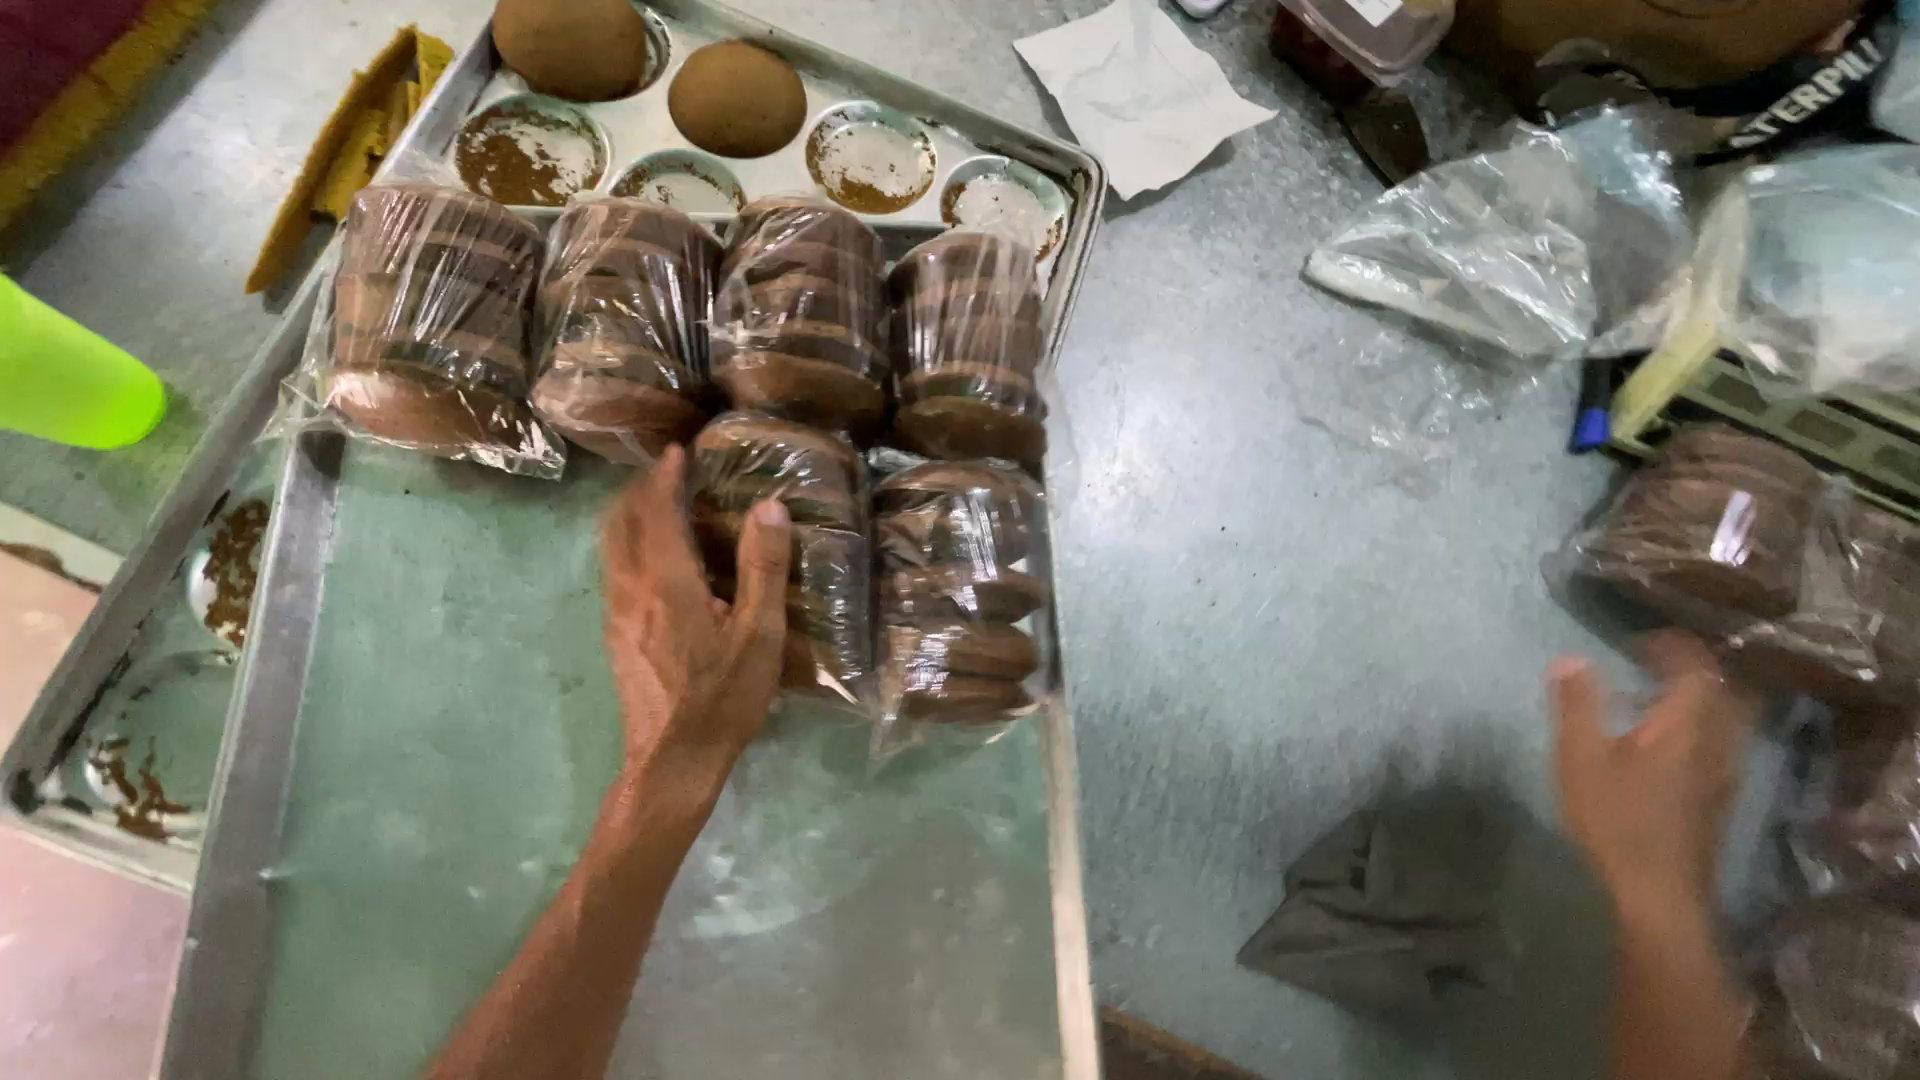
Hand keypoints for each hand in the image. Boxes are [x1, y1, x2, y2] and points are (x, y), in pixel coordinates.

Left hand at [600, 446, 790, 772]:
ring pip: (611, 548)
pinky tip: (655, 561)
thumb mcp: (759, 635)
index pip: (654, 511)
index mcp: (666, 583)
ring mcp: (616, 616)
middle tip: (666, 472)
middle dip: (639, 490)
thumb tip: (770, 508)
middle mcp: (630, 591)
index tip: (677, 453)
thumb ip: (762, 568)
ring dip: (630, 517)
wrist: (672, 762)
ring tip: (659, 506)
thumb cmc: (723, 697)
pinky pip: (614, 572)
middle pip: (619, 523)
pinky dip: (628, 546)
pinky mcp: (616, 638)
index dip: (663, 477)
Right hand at [1550, 632, 1759, 918]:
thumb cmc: (1614, 818)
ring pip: (1722, 720)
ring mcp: (1721, 774)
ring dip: (1695, 697)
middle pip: (1720, 694)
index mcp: (1685, 729)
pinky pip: (1715, 741)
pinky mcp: (1714, 796)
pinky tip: (1659, 735)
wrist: (1657, 890)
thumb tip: (1570, 658)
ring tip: (1653, 690)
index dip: (1674, 648)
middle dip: (1691, 669)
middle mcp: (1716, 745)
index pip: (1696, 672)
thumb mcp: (1580, 756)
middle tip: (1651, 657)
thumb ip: (1577, 705)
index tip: (1641, 635)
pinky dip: (1693, 722)